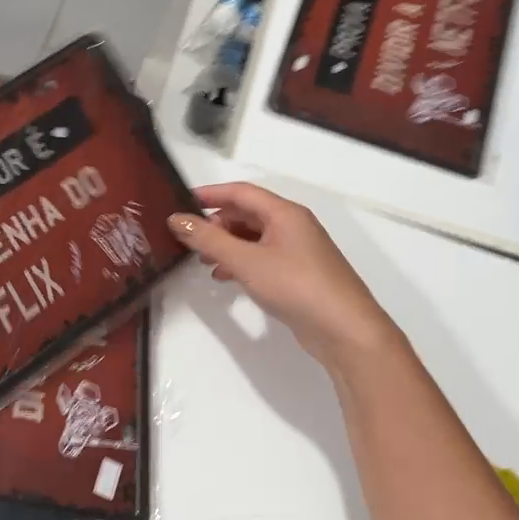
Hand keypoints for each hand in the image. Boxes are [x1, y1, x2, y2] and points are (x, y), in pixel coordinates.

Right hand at [168, 183, 401, 368]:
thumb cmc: (295, 285)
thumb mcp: (246, 260)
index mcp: (285, 214)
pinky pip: (260, 256)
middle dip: (216, 223)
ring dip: (225, 244)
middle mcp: (292, 225)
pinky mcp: (295, 272)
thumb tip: (176, 219)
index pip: (241, 192)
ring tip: (202, 260)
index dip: (210, 194)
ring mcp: (296, 249)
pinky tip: (224, 276)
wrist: (342, 327)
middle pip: (247, 213)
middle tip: (189, 239)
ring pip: (252, 236)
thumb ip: (209, 239)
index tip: (179, 203)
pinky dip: (239, 261)